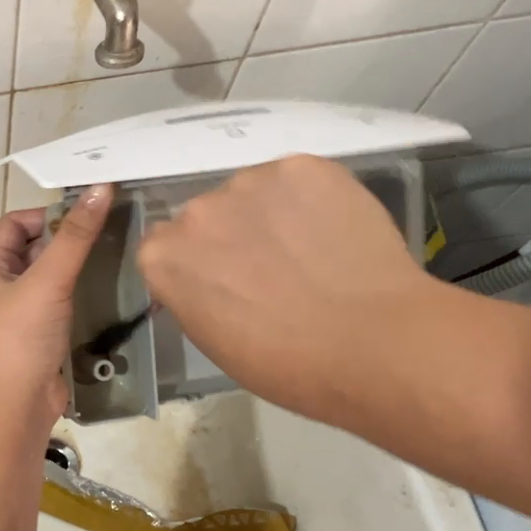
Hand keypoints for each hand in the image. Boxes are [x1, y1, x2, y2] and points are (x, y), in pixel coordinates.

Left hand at [0, 184, 113, 430]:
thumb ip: (75, 236)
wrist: (17, 405)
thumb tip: (101, 188)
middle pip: (37, 248)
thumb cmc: (21, 339)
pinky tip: (114, 287)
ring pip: (52, 277)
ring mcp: (23, 313)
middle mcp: (3, 287)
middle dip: (69, 237)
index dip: (46, 212)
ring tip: (120, 252)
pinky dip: (84, 292)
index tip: (86, 211)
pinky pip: (64, 302)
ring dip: (80, 265)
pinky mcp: (43, 335)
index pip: (14, 224)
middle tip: (113, 227)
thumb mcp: (47, 281)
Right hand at [137, 156, 442, 417]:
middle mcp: (194, 212)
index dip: (195, 264)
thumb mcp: (211, 338)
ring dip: (269, 214)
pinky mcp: (302, 167)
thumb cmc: (282, 362)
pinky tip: (335, 232)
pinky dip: (312, 200)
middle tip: (268, 268)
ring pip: (251, 194)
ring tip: (308, 250)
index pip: (163, 247)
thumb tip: (211, 279)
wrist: (369, 342)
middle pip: (205, 216)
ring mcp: (248, 183)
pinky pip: (297, 181)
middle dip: (230, 236)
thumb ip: (193, 294)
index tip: (220, 281)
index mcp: (161, 257)